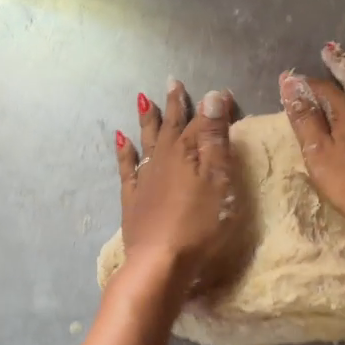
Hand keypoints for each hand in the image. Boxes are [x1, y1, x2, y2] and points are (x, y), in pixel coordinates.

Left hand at [114, 80, 246, 298]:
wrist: (159, 261)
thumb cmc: (198, 223)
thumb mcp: (218, 179)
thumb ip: (214, 137)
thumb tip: (212, 95)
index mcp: (187, 152)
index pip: (202, 122)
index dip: (212, 108)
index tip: (222, 93)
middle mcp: (163, 159)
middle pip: (170, 126)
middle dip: (174, 105)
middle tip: (172, 83)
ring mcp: (144, 179)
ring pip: (147, 141)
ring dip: (148, 121)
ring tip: (144, 101)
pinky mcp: (133, 199)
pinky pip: (127, 167)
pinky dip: (125, 151)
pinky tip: (122, 140)